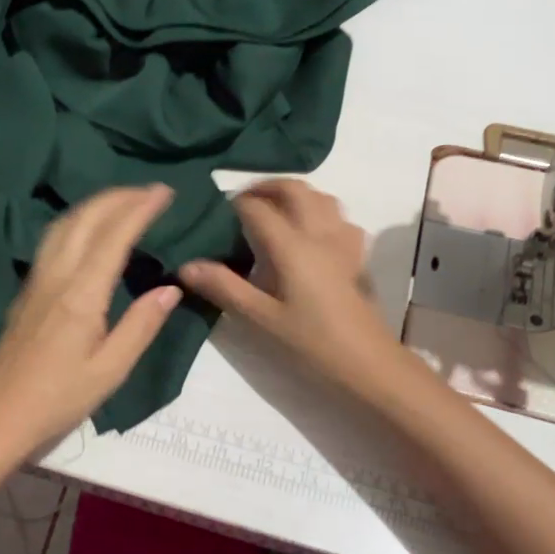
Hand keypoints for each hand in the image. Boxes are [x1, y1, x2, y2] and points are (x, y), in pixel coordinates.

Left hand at [0, 184, 182, 448]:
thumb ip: (141, 325)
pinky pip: (53, 239)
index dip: (140, 208)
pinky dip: (78, 221)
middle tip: (150, 190)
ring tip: (123, 201)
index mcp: (81, 294)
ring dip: (95, 204)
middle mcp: (56, 276)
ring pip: (64, 224)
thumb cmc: (60, 398)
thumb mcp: (111, 369)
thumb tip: (170, 288)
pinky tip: (88, 229)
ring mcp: (36, 280)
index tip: (165, 191)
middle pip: (86, 218)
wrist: (0, 414)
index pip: (114, 236)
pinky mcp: (27, 290)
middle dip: (119, 197)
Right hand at [181, 180, 401, 397]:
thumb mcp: (260, 319)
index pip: (256, 208)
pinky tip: (309, 235)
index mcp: (292, 245)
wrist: (368, 365)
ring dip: (294, 195)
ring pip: (320, 197)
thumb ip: (223, 287)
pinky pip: (338, 217)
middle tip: (241, 204)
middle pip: (293, 189)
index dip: (232, 206)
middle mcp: (320, 232)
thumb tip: (186, 264)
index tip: (213, 218)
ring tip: (273, 213)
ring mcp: (344, 241)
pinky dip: (319, 212)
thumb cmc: (310, 343)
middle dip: (264, 188)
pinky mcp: (358, 256)